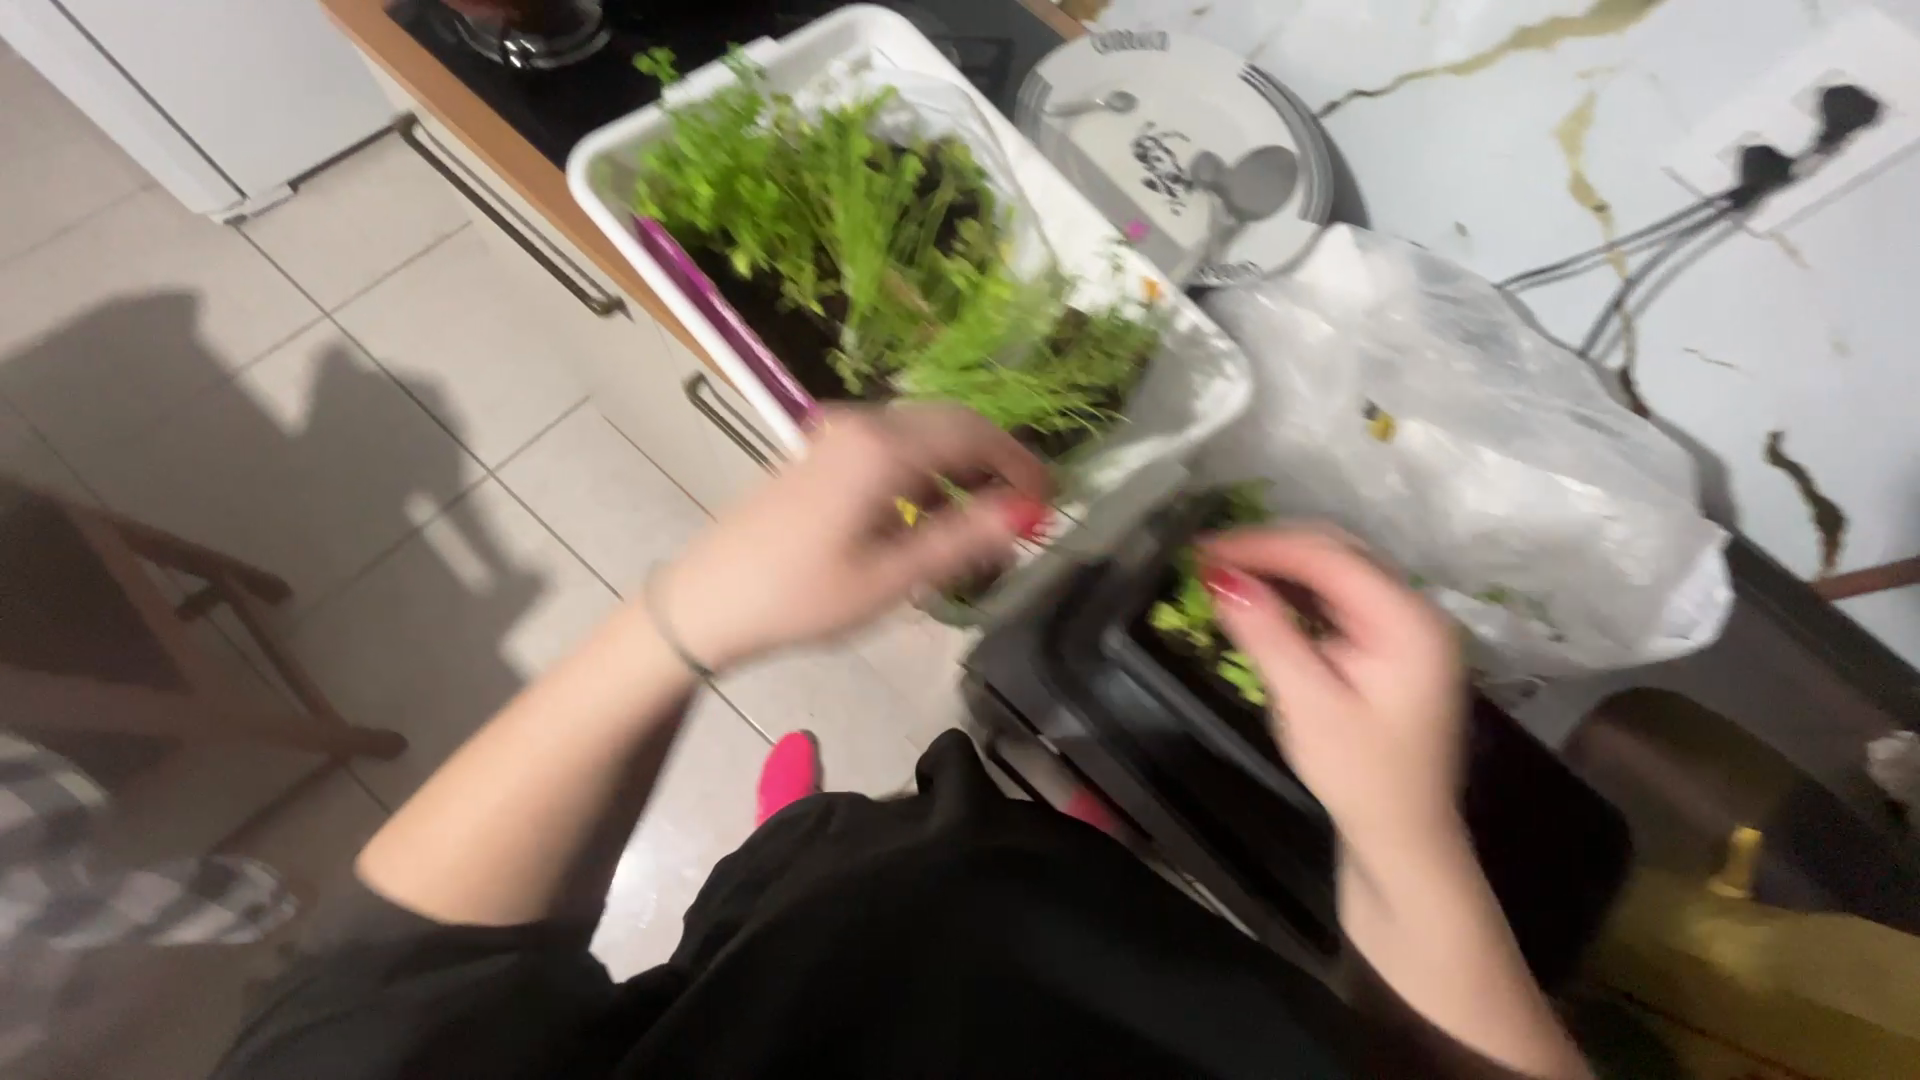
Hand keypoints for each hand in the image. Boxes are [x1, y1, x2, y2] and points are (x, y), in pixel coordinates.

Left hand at [652, 405, 1050, 670]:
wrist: (706, 602)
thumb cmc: (800, 597)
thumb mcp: (891, 577)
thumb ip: (965, 539)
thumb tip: (1029, 511)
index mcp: (882, 447)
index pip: (976, 434)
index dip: (1022, 464)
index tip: (1051, 501)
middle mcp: (862, 424)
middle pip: (951, 426)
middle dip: (995, 464)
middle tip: (1025, 512)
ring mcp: (836, 434)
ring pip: (922, 436)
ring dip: (959, 471)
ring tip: (980, 525)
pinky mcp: (821, 452)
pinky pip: (891, 449)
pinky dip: (923, 475)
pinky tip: (925, 518)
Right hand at [1198, 528, 1466, 873]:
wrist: (1401, 833)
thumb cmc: (1358, 774)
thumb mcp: (1307, 703)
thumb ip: (1266, 633)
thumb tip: (1219, 576)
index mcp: (1407, 622)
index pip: (1328, 558)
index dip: (1262, 546)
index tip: (1202, 552)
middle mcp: (1413, 610)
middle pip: (1335, 552)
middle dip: (1268, 548)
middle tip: (1207, 558)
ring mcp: (1402, 623)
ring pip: (1333, 569)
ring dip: (1278, 565)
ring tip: (1221, 570)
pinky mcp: (1385, 640)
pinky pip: (1334, 595)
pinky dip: (1292, 589)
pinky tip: (1258, 594)